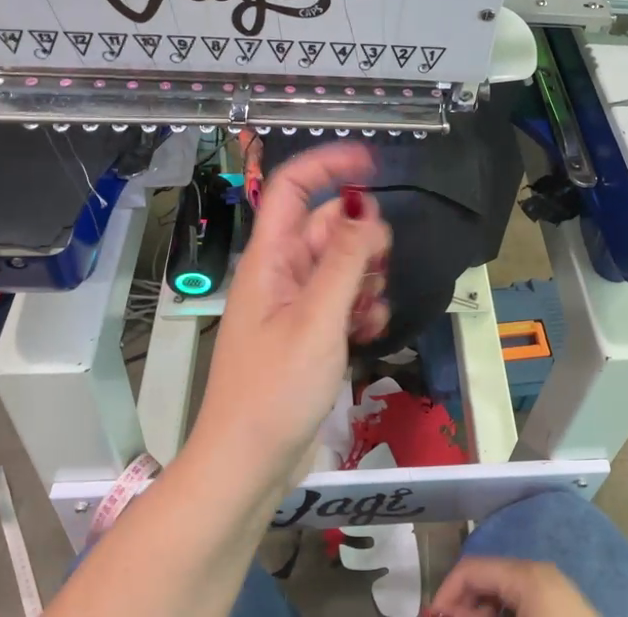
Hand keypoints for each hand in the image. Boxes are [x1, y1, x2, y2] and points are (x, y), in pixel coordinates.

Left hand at [188, 142, 391, 486]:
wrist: (247, 465)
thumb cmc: (274, 392)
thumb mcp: (317, 321)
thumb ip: (345, 260)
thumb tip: (364, 204)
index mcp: (270, 258)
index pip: (293, 188)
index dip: (329, 165)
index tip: (374, 162)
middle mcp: (280, 272)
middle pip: (328, 226)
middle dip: (362, 240)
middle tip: (379, 270)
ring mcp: (294, 303)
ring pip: (342, 264)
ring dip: (366, 279)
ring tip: (369, 314)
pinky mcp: (308, 332)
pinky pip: (342, 299)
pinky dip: (361, 307)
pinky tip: (368, 333)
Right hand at [430, 557, 599, 616]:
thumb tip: (437, 614)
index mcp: (525, 574)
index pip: (471, 568)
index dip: (444, 593)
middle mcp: (538, 573)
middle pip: (486, 579)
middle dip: (462, 606)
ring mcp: (553, 590)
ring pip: (503, 594)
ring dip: (480, 613)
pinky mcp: (561, 607)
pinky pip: (520, 604)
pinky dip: (501, 615)